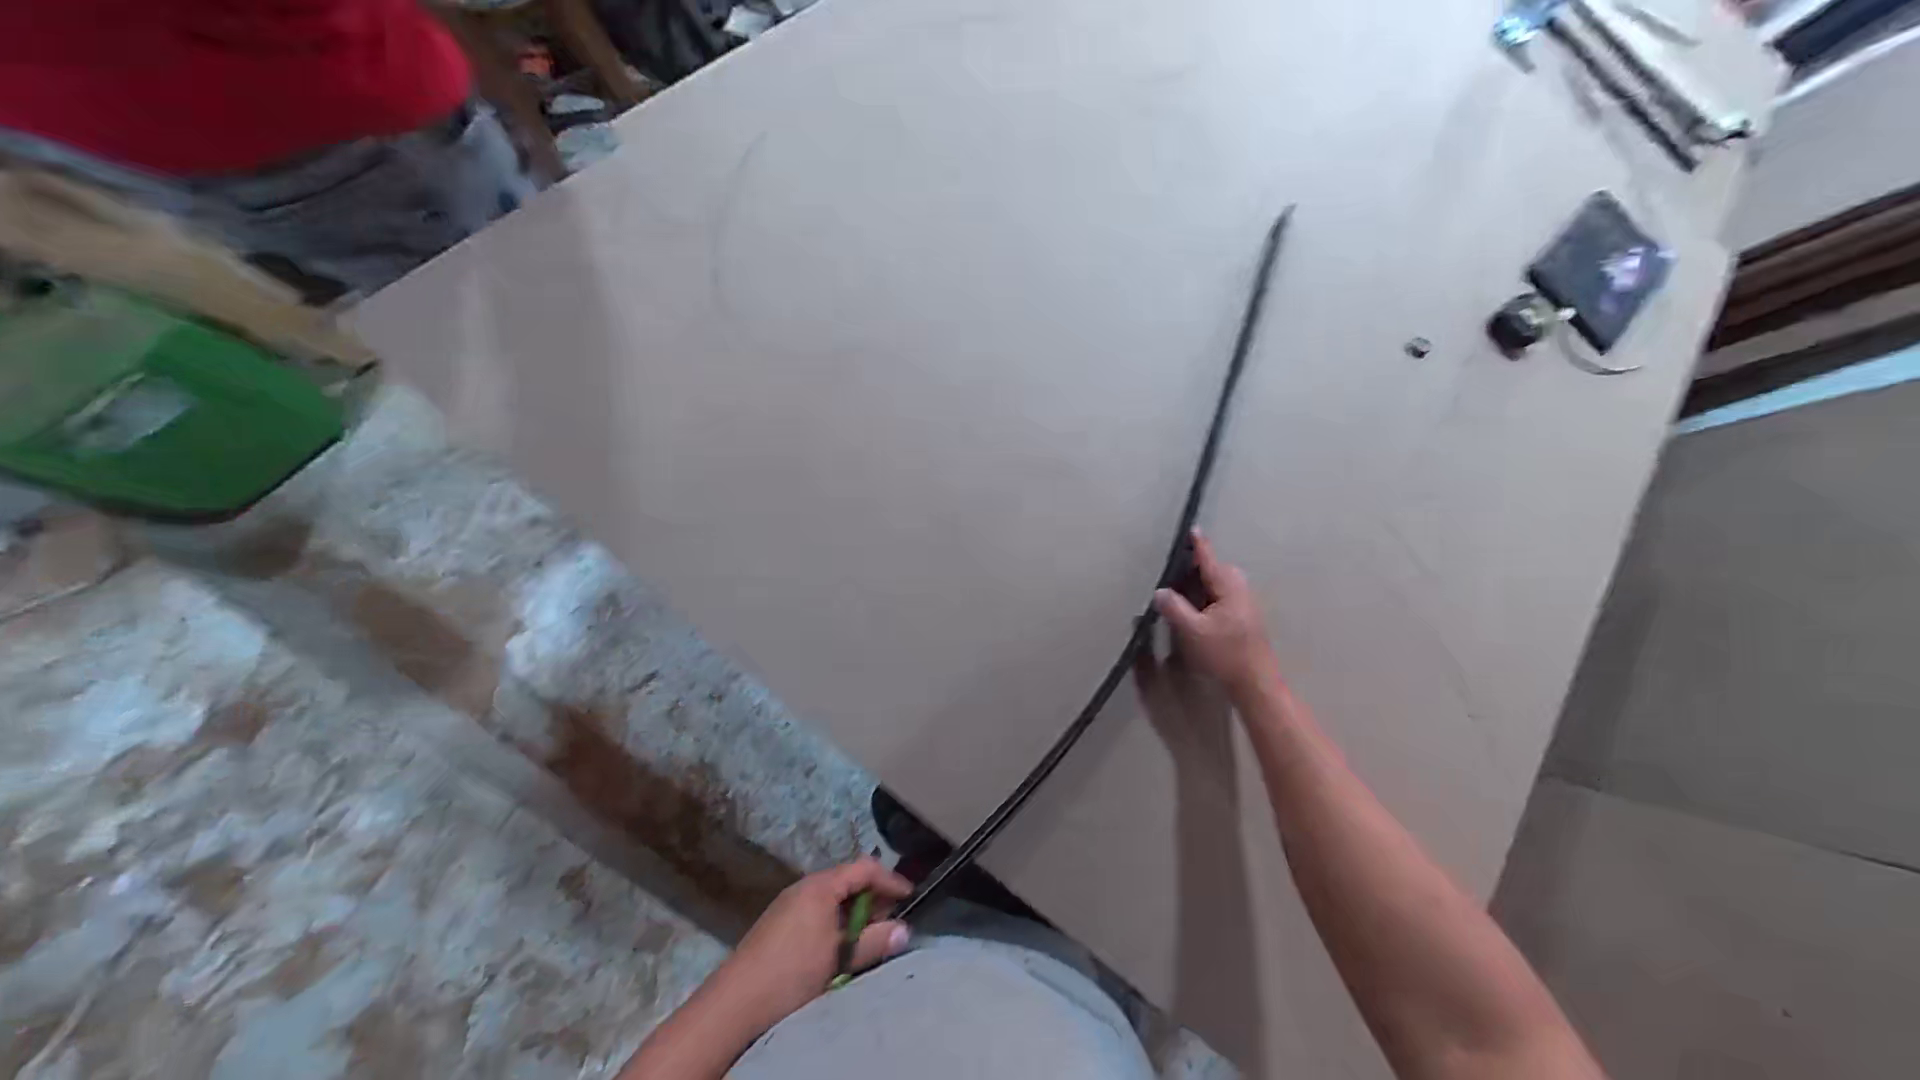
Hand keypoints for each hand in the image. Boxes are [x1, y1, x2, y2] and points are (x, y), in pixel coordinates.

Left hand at [705, 857, 913, 1033]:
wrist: (734, 1003)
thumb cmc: (791, 971)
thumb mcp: (838, 957)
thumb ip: (874, 942)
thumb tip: (905, 930)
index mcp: (820, 885)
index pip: (864, 868)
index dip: (890, 880)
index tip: (911, 897)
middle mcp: (805, 887)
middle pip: (849, 882)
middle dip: (874, 900)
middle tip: (892, 924)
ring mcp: (790, 906)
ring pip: (834, 901)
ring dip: (856, 916)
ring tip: (870, 940)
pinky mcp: (780, 926)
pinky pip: (819, 914)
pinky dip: (837, 925)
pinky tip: (840, 950)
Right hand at [1153, 528, 1276, 695]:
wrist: (1256, 683)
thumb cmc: (1224, 655)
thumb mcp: (1192, 632)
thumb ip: (1174, 608)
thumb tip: (1160, 591)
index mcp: (1229, 588)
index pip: (1210, 560)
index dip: (1199, 545)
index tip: (1192, 529)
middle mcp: (1240, 592)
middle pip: (1219, 570)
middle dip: (1201, 565)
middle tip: (1178, 568)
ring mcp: (1246, 606)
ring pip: (1223, 584)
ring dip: (1205, 582)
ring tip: (1184, 588)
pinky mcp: (1245, 620)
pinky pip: (1224, 596)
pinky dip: (1210, 594)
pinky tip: (1198, 608)